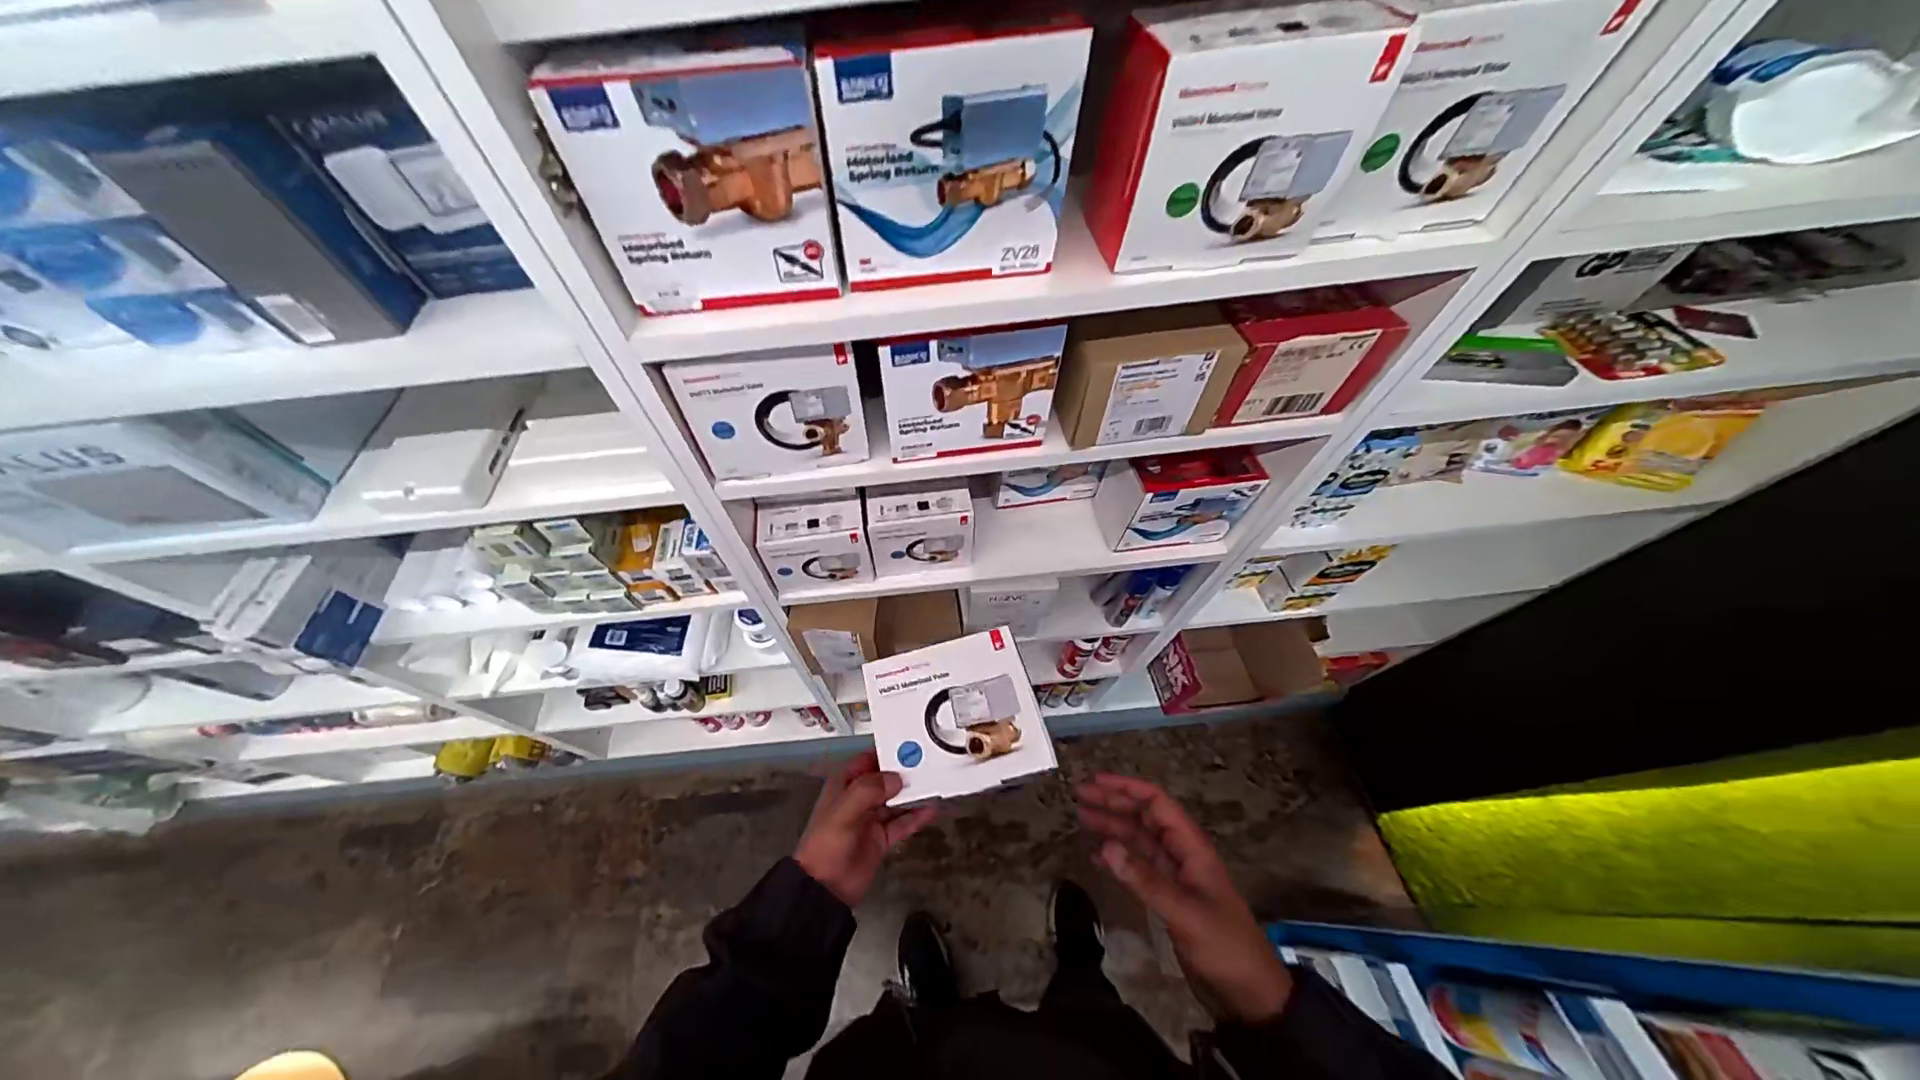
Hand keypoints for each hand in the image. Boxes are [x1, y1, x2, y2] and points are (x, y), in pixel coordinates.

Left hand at [794, 750, 936, 906]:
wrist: (824, 889)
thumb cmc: (827, 844)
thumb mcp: (844, 812)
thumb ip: (869, 791)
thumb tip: (897, 779)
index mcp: (845, 785)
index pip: (868, 759)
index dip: (887, 751)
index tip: (911, 744)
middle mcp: (860, 798)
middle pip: (887, 778)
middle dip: (906, 771)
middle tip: (931, 762)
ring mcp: (872, 818)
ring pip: (897, 799)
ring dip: (914, 793)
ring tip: (935, 783)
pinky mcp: (882, 838)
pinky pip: (903, 822)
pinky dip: (917, 816)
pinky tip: (931, 809)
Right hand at [1076, 774, 1293, 1024]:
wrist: (1249, 994)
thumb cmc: (1223, 946)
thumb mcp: (1184, 912)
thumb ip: (1144, 879)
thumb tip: (1104, 846)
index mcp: (1192, 847)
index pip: (1157, 803)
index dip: (1127, 788)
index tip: (1095, 781)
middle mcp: (1181, 854)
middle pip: (1144, 817)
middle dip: (1113, 803)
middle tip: (1079, 796)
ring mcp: (1174, 876)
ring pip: (1138, 840)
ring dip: (1112, 827)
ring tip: (1081, 818)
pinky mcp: (1168, 897)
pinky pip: (1137, 866)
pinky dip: (1116, 858)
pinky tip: (1096, 858)